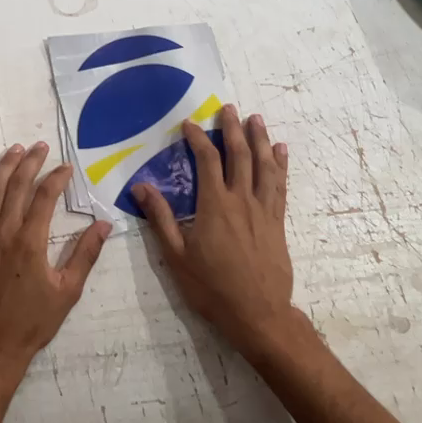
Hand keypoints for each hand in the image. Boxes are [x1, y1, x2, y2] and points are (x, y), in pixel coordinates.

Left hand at [0, 142, 110, 386]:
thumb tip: (104, 225)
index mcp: (32, 241)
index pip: (45, 197)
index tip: (67, 167)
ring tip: (14, 149)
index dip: (57, 178)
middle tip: (41, 146)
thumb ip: (85, 255)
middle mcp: (5, 232)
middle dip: (31, 162)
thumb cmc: (33, 323)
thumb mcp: (67, 291)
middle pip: (18, 186)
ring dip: (4, 167)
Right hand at [133, 106, 294, 353]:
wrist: (258, 315)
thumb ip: (160, 218)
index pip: (207, 160)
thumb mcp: (177, 256)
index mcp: (214, 205)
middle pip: (239, 155)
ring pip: (264, 165)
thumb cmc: (212, 288)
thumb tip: (140, 187)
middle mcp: (241, 200)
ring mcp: (263, 210)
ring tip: (255, 118)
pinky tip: (281, 151)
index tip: (189, 123)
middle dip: (233, 128)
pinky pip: (280, 185)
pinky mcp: (277, 222)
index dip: (198, 138)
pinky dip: (280, 164)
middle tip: (228, 108)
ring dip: (259, 139)